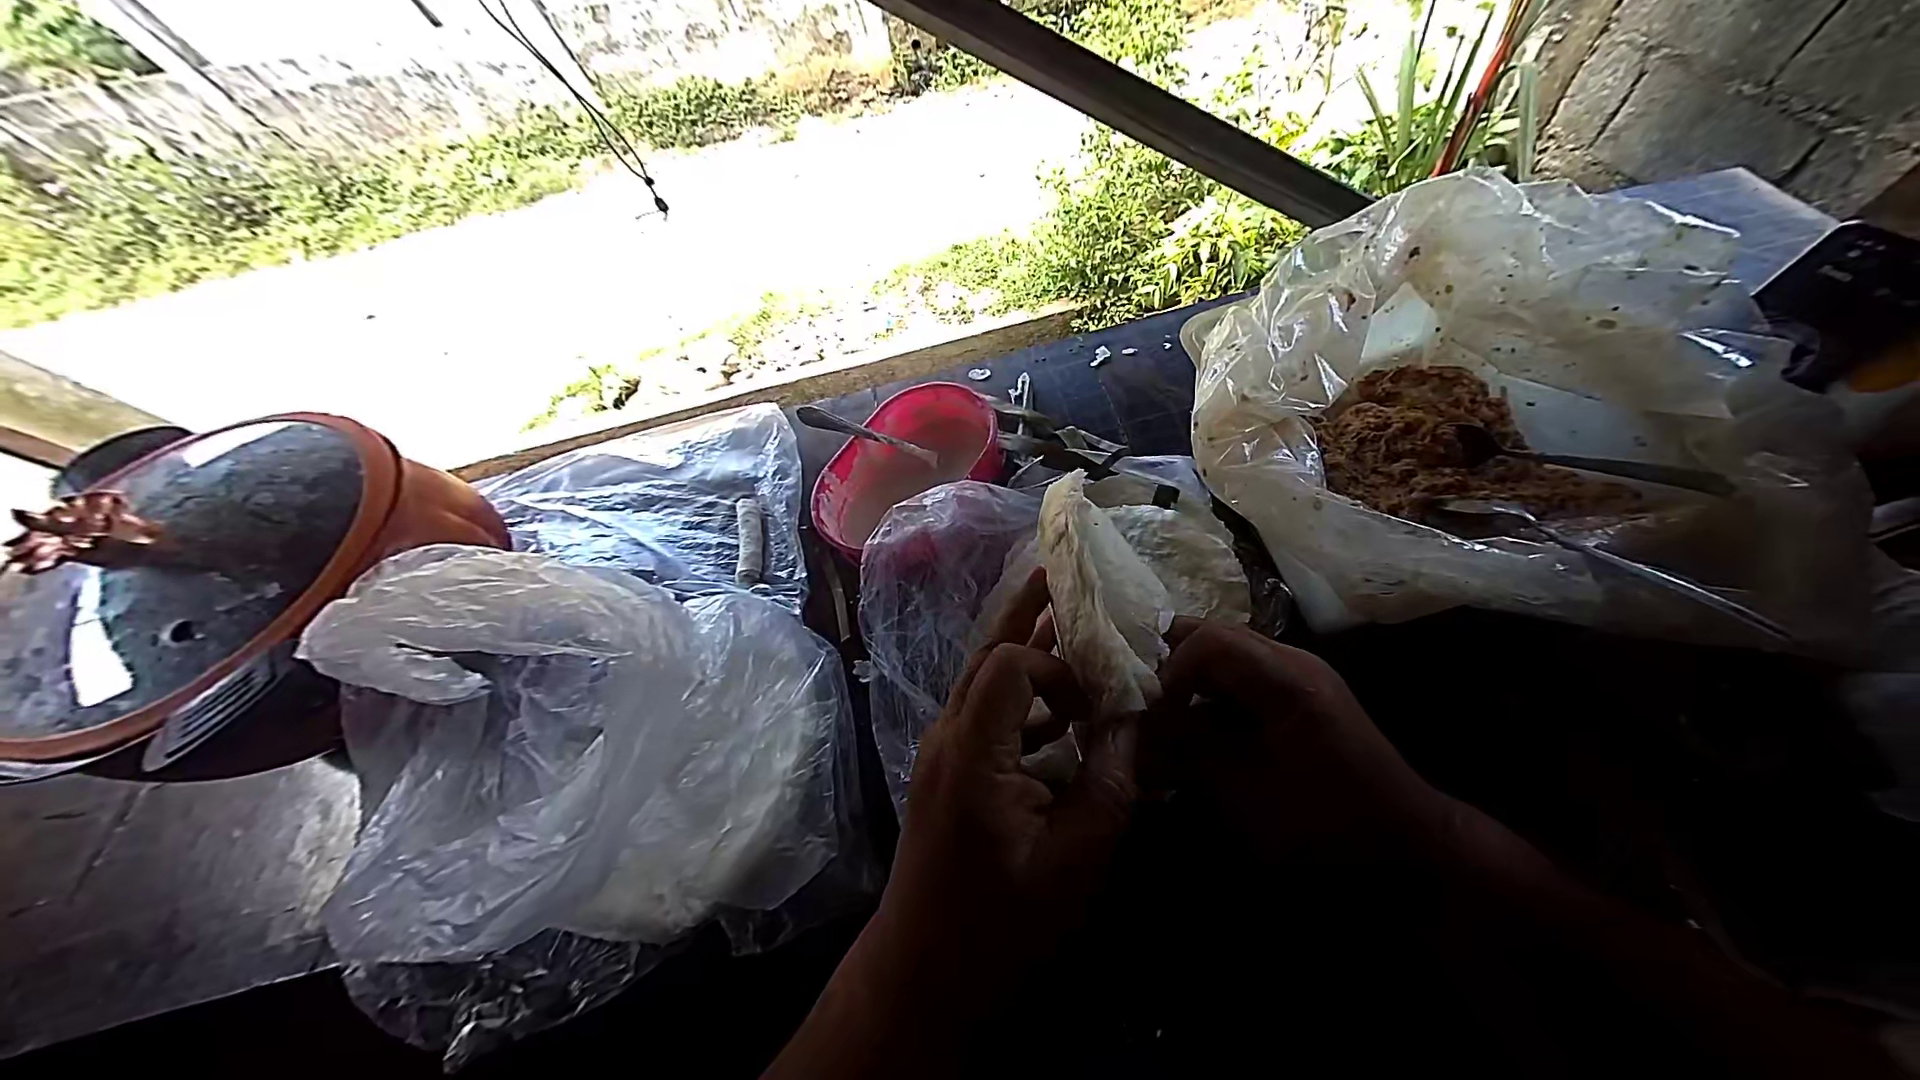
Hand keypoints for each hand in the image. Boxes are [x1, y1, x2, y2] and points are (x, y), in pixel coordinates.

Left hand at [765, 570, 1136, 1079]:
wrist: (928, 966)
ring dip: (1022, 655)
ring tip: (1063, 629)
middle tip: (1058, 575)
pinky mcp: (946, 767)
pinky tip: (1056, 714)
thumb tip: (1129, 717)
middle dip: (1024, 615)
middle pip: (985, 654)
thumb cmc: (1005, 919)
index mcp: (973, 750)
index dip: (1053, 665)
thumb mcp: (1078, 855)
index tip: (1092, 702)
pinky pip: (981, 712)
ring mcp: (941, 750)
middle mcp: (947, 735)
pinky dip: (1018, 700)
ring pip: (981, 679)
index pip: (1006, 664)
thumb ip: (1109, 778)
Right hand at [1148, 617, 1450, 863]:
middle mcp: (1290, 662)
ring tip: (1157, 716)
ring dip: (1183, 679)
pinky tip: (1186, 725)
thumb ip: (1190, 750)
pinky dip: (1203, 693)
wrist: (1406, 850)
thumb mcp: (1249, 796)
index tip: (1147, 711)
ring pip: (1219, 653)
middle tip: (1140, 704)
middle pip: (1211, 637)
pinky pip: (1234, 676)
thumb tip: (1136, 727)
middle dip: (1167, 666)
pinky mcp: (1291, 694)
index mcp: (1288, 680)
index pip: (1209, 641)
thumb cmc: (1328, 829)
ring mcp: (1293, 674)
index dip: (1168, 669)